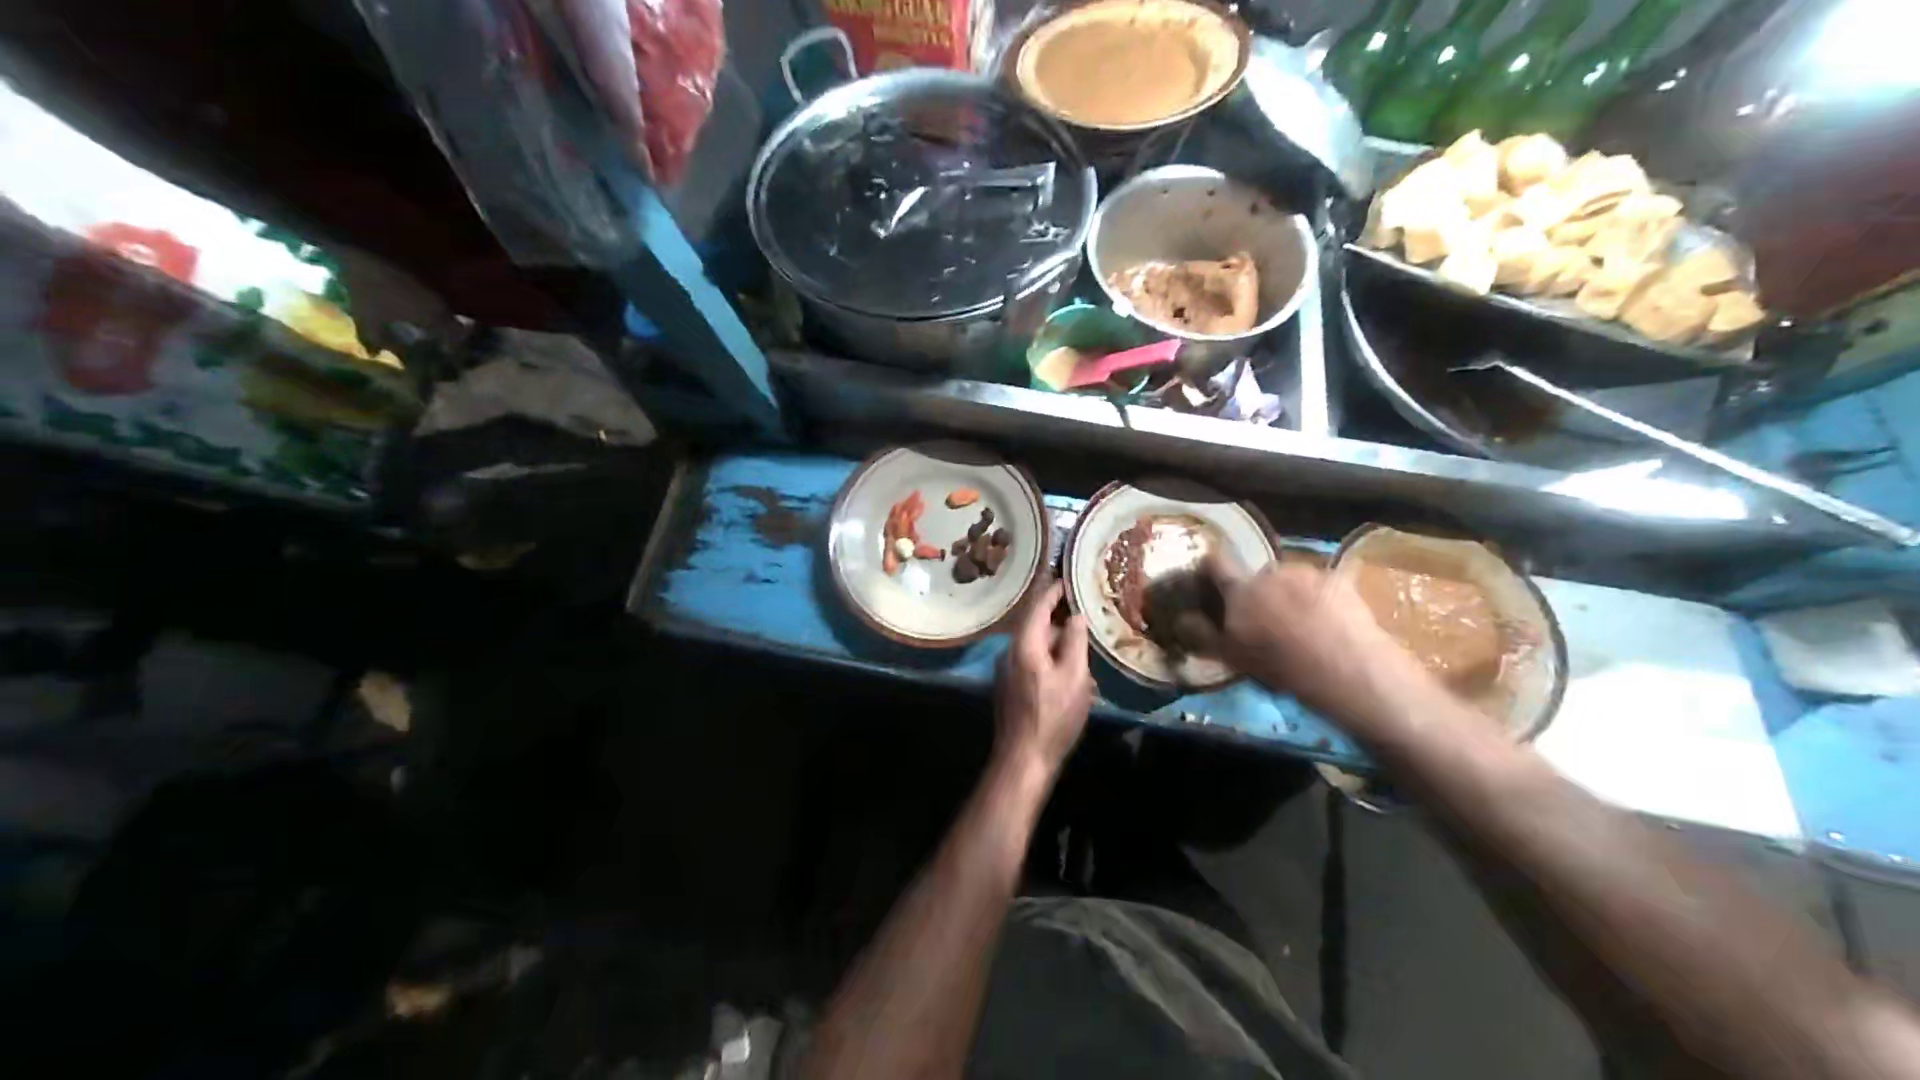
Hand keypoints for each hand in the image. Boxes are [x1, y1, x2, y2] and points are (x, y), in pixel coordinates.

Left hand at [994, 580, 1093, 775]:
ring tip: (1086, 666)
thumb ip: (1074, 642)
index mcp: (1023, 645)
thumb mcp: (1074, 677)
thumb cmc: (1053, 717)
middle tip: (1086, 626)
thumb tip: (1075, 616)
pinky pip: (1033, 666)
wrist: (1023, 759)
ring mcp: (1006, 671)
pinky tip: (1073, 685)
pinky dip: (1052, 667)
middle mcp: (1009, 652)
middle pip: (1037, 628)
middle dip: (1062, 628)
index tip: (1067, 579)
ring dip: (1061, 652)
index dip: (1053, 592)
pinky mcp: (1009, 688)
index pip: (1037, 607)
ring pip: (1037, 649)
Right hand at [1199, 554, 1438, 739]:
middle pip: (1257, 576)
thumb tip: (1181, 618)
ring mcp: (1308, 573)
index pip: (1215, 563)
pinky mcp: (1340, 580)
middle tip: (1269, 621)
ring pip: (1291, 580)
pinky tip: (1330, 623)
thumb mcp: (1232, 657)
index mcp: (1240, 590)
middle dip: (1260, 593)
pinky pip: (1322, 585)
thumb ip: (1202, 634)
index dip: (1211, 568)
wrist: (1348, 668)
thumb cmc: (1281, 665)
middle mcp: (1270, 572)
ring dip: (1291, 595)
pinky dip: (1322, 599)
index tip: (1212, 581)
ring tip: (1305, 625)